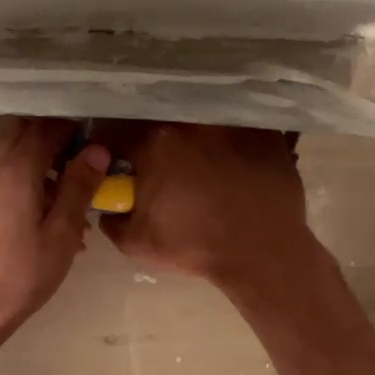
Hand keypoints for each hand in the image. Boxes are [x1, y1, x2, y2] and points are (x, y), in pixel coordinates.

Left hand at [0, 119, 110, 338]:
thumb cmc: (21, 275)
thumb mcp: (61, 233)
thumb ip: (79, 187)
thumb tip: (97, 149)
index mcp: (13, 169)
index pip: (45, 127)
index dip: (73, 130)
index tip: (96, 144)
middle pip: (23, 135)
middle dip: (54, 144)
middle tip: (83, 171)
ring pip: (10, 158)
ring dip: (40, 168)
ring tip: (70, 206)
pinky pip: (0, 180)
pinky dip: (23, 185)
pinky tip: (46, 222)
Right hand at [99, 124, 312, 288]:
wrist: (261, 252)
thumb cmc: (193, 246)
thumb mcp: (134, 243)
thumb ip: (112, 219)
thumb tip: (110, 207)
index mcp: (154, 142)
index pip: (115, 134)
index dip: (111, 152)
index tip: (116, 168)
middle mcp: (191, 122)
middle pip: (159, 126)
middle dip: (153, 146)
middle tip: (159, 172)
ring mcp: (231, 124)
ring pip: (199, 127)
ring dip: (191, 143)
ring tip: (198, 171)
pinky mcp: (264, 133)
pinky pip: (235, 133)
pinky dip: (227, 147)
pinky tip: (231, 170)